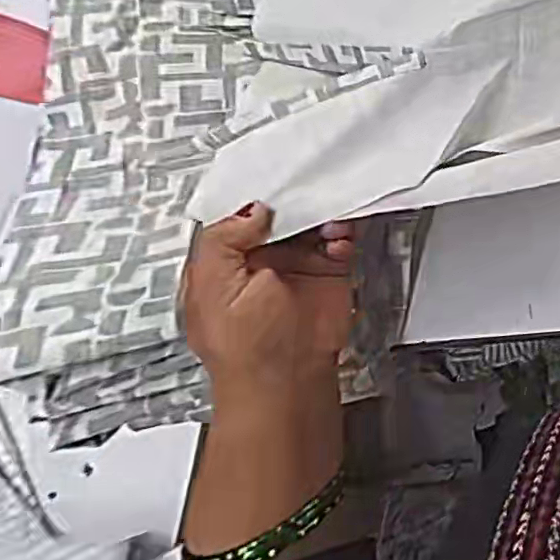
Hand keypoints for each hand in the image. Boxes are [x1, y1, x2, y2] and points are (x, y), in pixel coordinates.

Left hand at [181, 203, 357, 404]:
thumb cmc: (244, 346)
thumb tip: (254, 209)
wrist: (288, 374)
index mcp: (224, 259)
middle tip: (306, 193)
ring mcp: (298, 261)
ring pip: (314, 221)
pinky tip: (340, 236)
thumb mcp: (213, 290)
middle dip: (295, 200)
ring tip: (327, 218)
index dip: (252, 198)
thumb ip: (223, 243)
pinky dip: (345, 230)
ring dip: (323, 213)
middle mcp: (261, 256)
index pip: (236, 215)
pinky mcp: (330, 267)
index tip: (269, 184)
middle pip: (281, 213)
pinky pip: (341, 238)